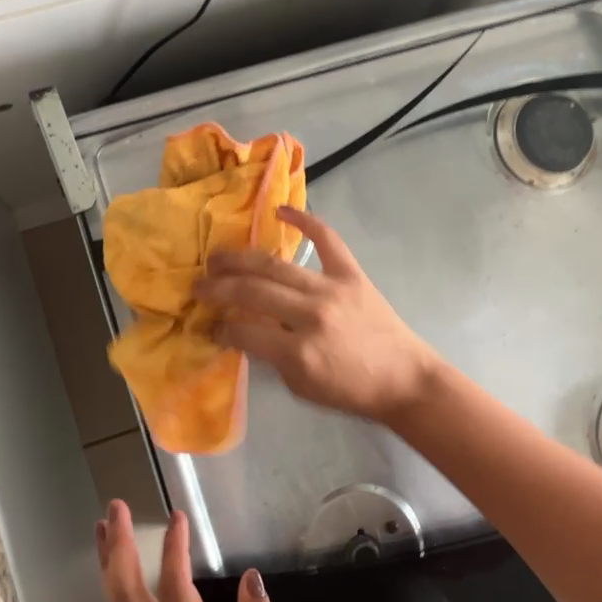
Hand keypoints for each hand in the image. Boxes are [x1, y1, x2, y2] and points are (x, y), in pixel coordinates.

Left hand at [97, 501, 282, 601]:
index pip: (175, 594)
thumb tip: (251, 579)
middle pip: (127, 597)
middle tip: (117, 507)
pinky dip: (114, 583)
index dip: (174, 551)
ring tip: (106, 525)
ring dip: (109, 563)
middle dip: (119, 548)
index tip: (179, 518)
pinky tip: (116, 565)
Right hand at [196, 206, 441, 423]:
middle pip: (253, 291)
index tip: (207, 324)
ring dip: (241, 258)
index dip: (219, 327)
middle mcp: (312, 315)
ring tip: (217, 257)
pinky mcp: (352, 274)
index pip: (244, 331)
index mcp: (300, 352)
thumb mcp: (302, 387)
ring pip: (276, 265)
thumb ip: (272, 357)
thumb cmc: (350, 391)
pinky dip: (305, 220)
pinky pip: (327, 239)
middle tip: (197, 284)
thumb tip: (243, 330)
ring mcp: (333, 289)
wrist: (404, 379)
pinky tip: (279, 210)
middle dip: (218, 288)